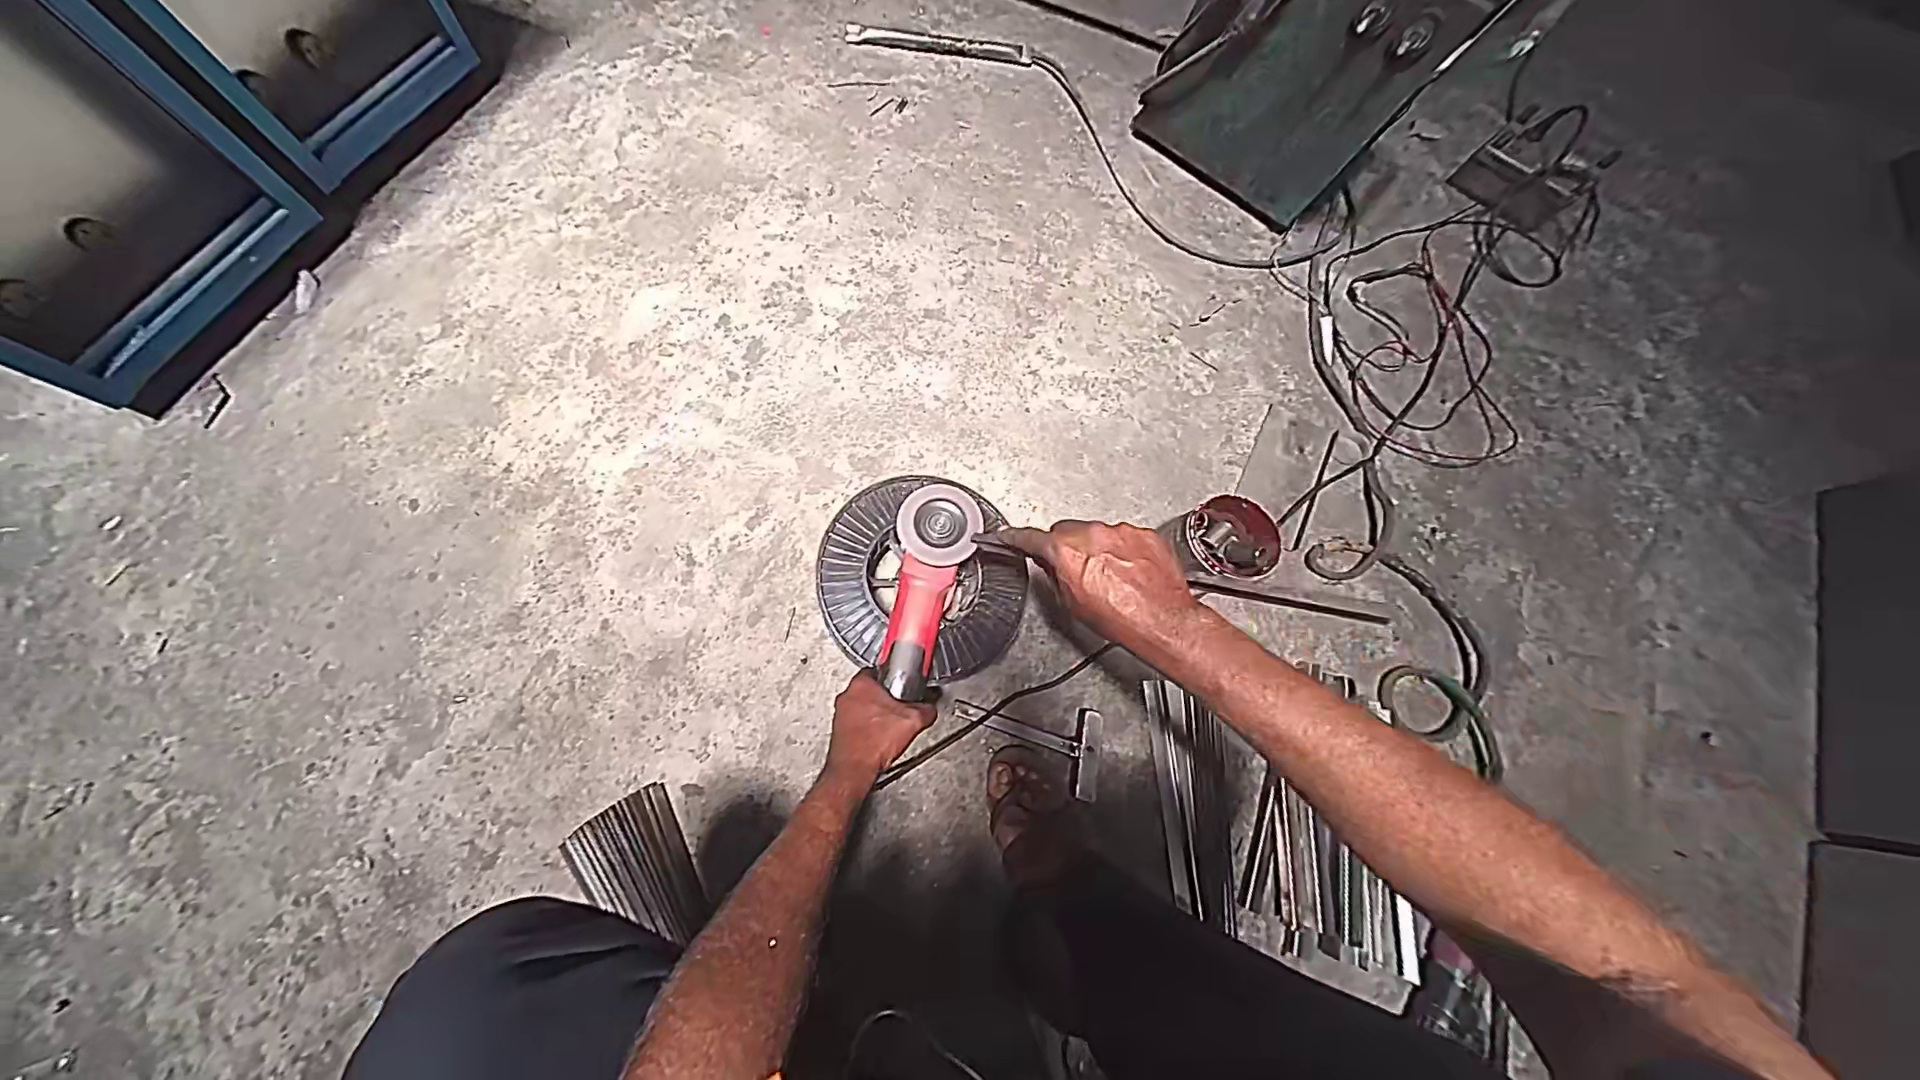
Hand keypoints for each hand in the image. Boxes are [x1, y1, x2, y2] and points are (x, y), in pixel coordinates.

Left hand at [826, 672, 936, 781]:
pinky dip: (866, 727)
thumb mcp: (913, 721)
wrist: (855, 769)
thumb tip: (930, 708)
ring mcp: (840, 714)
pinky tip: (878, 737)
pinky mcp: (838, 730)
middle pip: (870, 689)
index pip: (878, 670)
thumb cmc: (874, 743)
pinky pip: (855, 722)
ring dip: (875, 713)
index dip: (893, 677)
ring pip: (862, 706)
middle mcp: (847, 696)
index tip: (900, 684)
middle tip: (897, 707)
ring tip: (889, 724)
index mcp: (861, 684)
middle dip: (884, 697)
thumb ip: (926, 708)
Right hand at [993, 521, 1208, 654]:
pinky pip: (1124, 535)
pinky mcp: (1144, 534)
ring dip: (1098, 548)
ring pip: (1097, 532)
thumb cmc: (1121, 619)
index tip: (1009, 536)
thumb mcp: (1072, 604)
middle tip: (1076, 571)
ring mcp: (1120, 531)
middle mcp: (1092, 535)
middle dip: (1067, 547)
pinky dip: (1123, 549)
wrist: (1162, 621)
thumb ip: (1054, 576)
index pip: (1032, 538)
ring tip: (1111, 577)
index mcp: (1066, 552)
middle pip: (1066, 531)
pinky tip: (1129, 571)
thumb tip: (1050, 565)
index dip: (1016, 538)